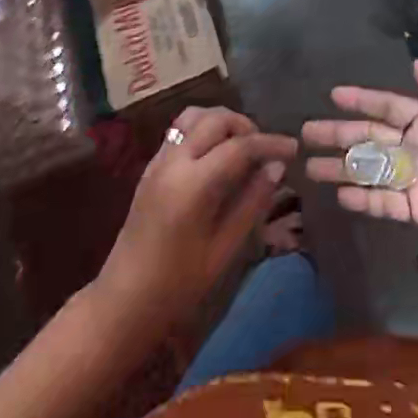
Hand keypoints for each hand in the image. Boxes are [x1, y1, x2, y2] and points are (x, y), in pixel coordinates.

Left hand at [94, 106, 298, 328]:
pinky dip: (203, 130)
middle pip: (216, 119)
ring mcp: (158, 162)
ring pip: (194, 116)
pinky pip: (179, 131)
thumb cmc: (178, 284)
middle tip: (265, 151)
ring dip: (222, 122)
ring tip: (241, 147)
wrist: (123, 301)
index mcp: (193, 185)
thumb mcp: (224, 249)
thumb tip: (277, 168)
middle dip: (246, 126)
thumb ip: (252, 203)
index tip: (294, 149)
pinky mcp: (150, 167)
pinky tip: (216, 155)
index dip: (270, 143)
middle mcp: (173, 163)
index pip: (239, 146)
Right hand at [303, 60, 417, 262]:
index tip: (333, 95)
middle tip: (307, 133)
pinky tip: (340, 194)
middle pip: (371, 138)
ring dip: (342, 167)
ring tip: (310, 167)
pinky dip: (362, 199)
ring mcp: (415, 180)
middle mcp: (417, 147)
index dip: (362, 101)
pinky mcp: (417, 211)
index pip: (389, 107)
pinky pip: (384, 203)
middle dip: (340, 134)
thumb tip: (416, 63)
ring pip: (371, 170)